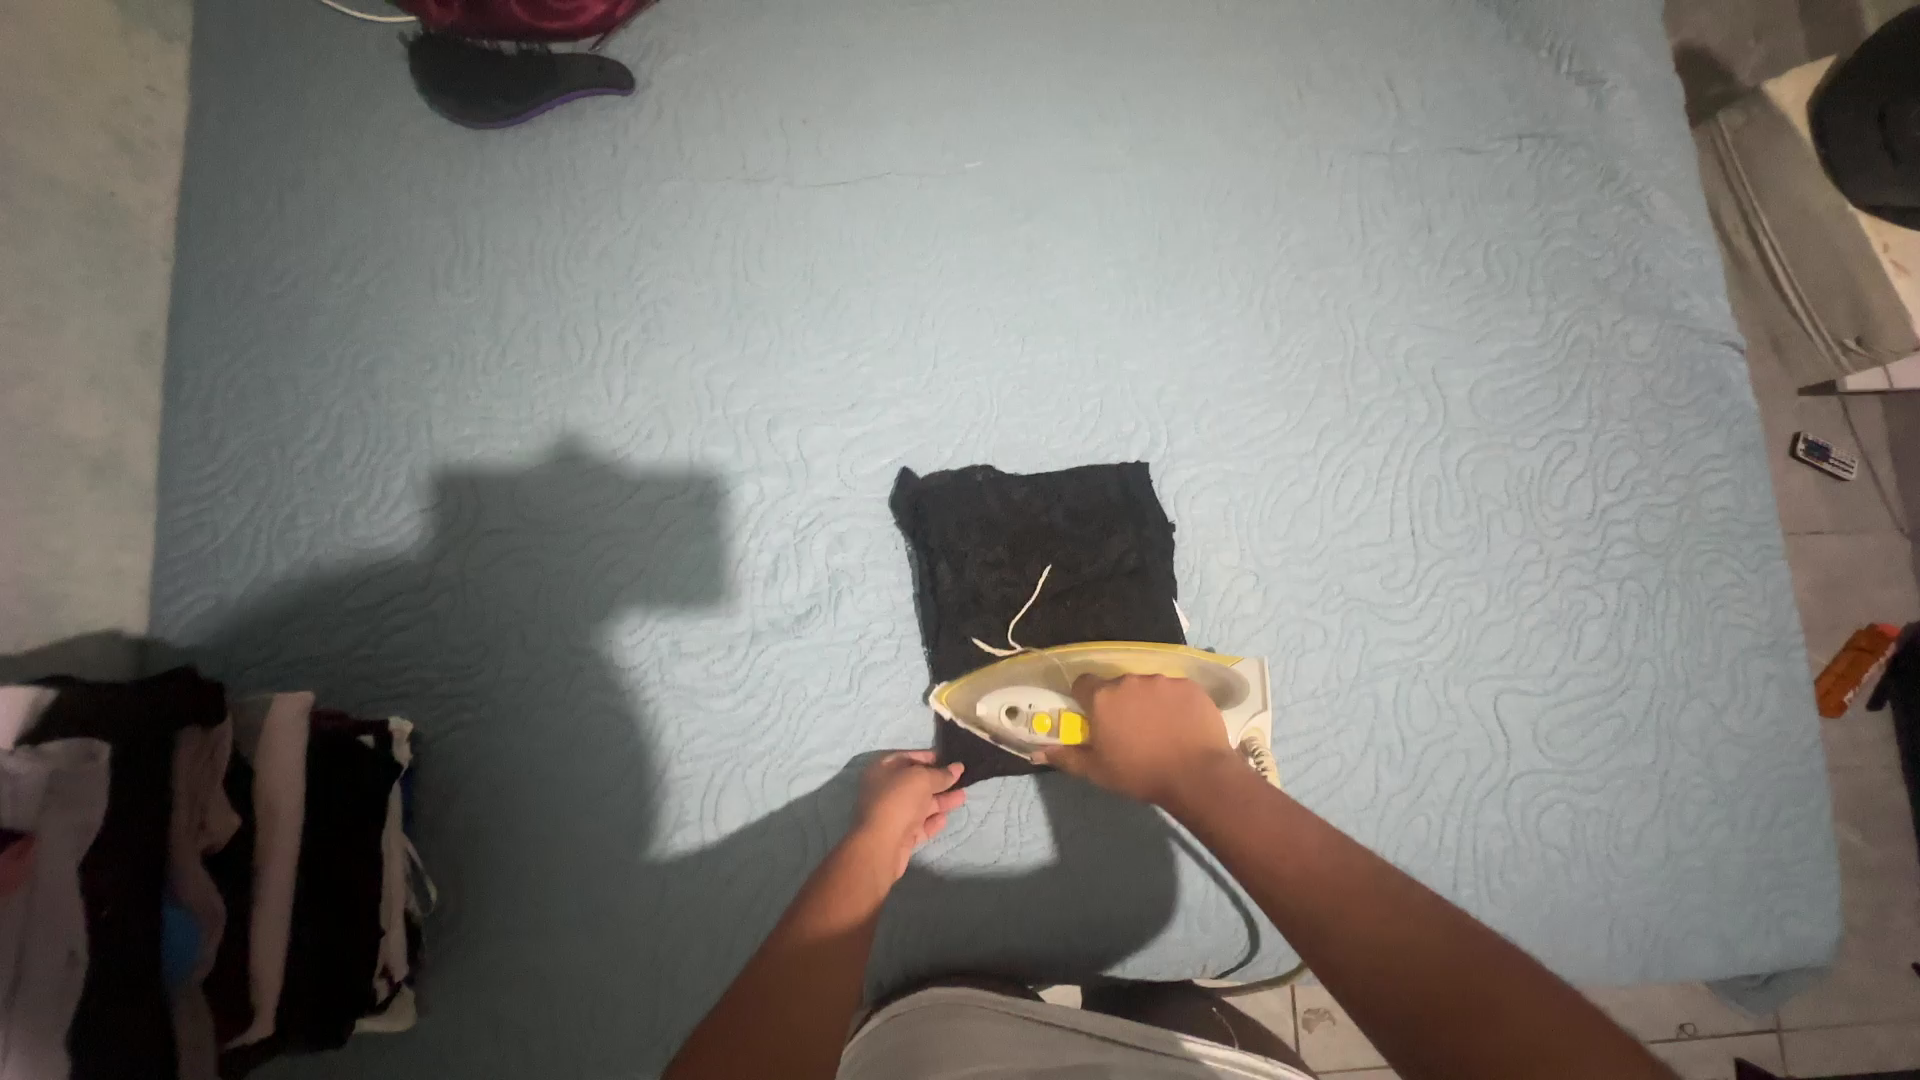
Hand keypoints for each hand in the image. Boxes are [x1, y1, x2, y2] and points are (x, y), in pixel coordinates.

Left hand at [848, 751, 965, 880]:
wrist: (882, 846)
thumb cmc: (898, 801)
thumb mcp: (922, 779)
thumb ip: (941, 774)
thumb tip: (957, 768)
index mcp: (882, 771)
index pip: (907, 758)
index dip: (927, 757)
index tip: (948, 758)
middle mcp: (884, 791)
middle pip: (915, 783)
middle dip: (938, 781)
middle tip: (961, 778)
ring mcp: (891, 815)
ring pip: (919, 805)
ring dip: (940, 801)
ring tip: (962, 797)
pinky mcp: (899, 836)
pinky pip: (919, 825)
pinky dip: (932, 821)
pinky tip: (946, 818)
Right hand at [1035, 674, 1240, 806]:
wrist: (1197, 776)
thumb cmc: (1140, 774)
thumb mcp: (1097, 771)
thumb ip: (1066, 757)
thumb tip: (1036, 753)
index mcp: (1102, 697)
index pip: (1082, 683)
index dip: (1085, 699)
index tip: (1094, 718)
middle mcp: (1129, 681)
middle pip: (1116, 685)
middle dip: (1119, 702)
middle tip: (1129, 730)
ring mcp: (1162, 680)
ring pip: (1146, 686)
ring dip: (1147, 701)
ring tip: (1160, 729)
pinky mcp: (1189, 686)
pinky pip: (1174, 690)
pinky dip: (1174, 704)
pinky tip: (1181, 726)